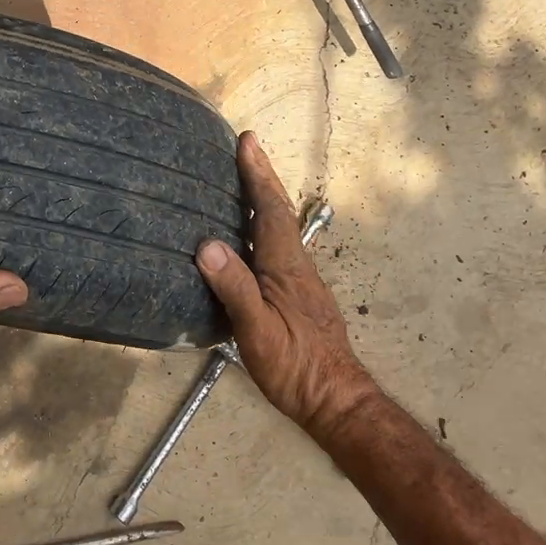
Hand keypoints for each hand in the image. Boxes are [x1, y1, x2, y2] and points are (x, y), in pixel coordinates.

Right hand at [196, 132, 377, 435]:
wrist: (339, 404)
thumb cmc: (296, 367)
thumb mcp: (258, 331)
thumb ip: (235, 288)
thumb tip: (207, 244)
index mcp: (286, 266)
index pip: (271, 210)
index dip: (258, 175)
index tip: (248, 140)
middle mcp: (297, 266)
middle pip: (279, 212)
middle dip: (262, 178)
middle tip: (246, 147)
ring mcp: (300, 282)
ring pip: (281, 229)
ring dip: (264, 199)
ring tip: (243, 181)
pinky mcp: (298, 298)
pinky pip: (278, 246)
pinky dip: (264, 225)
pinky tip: (250, 238)